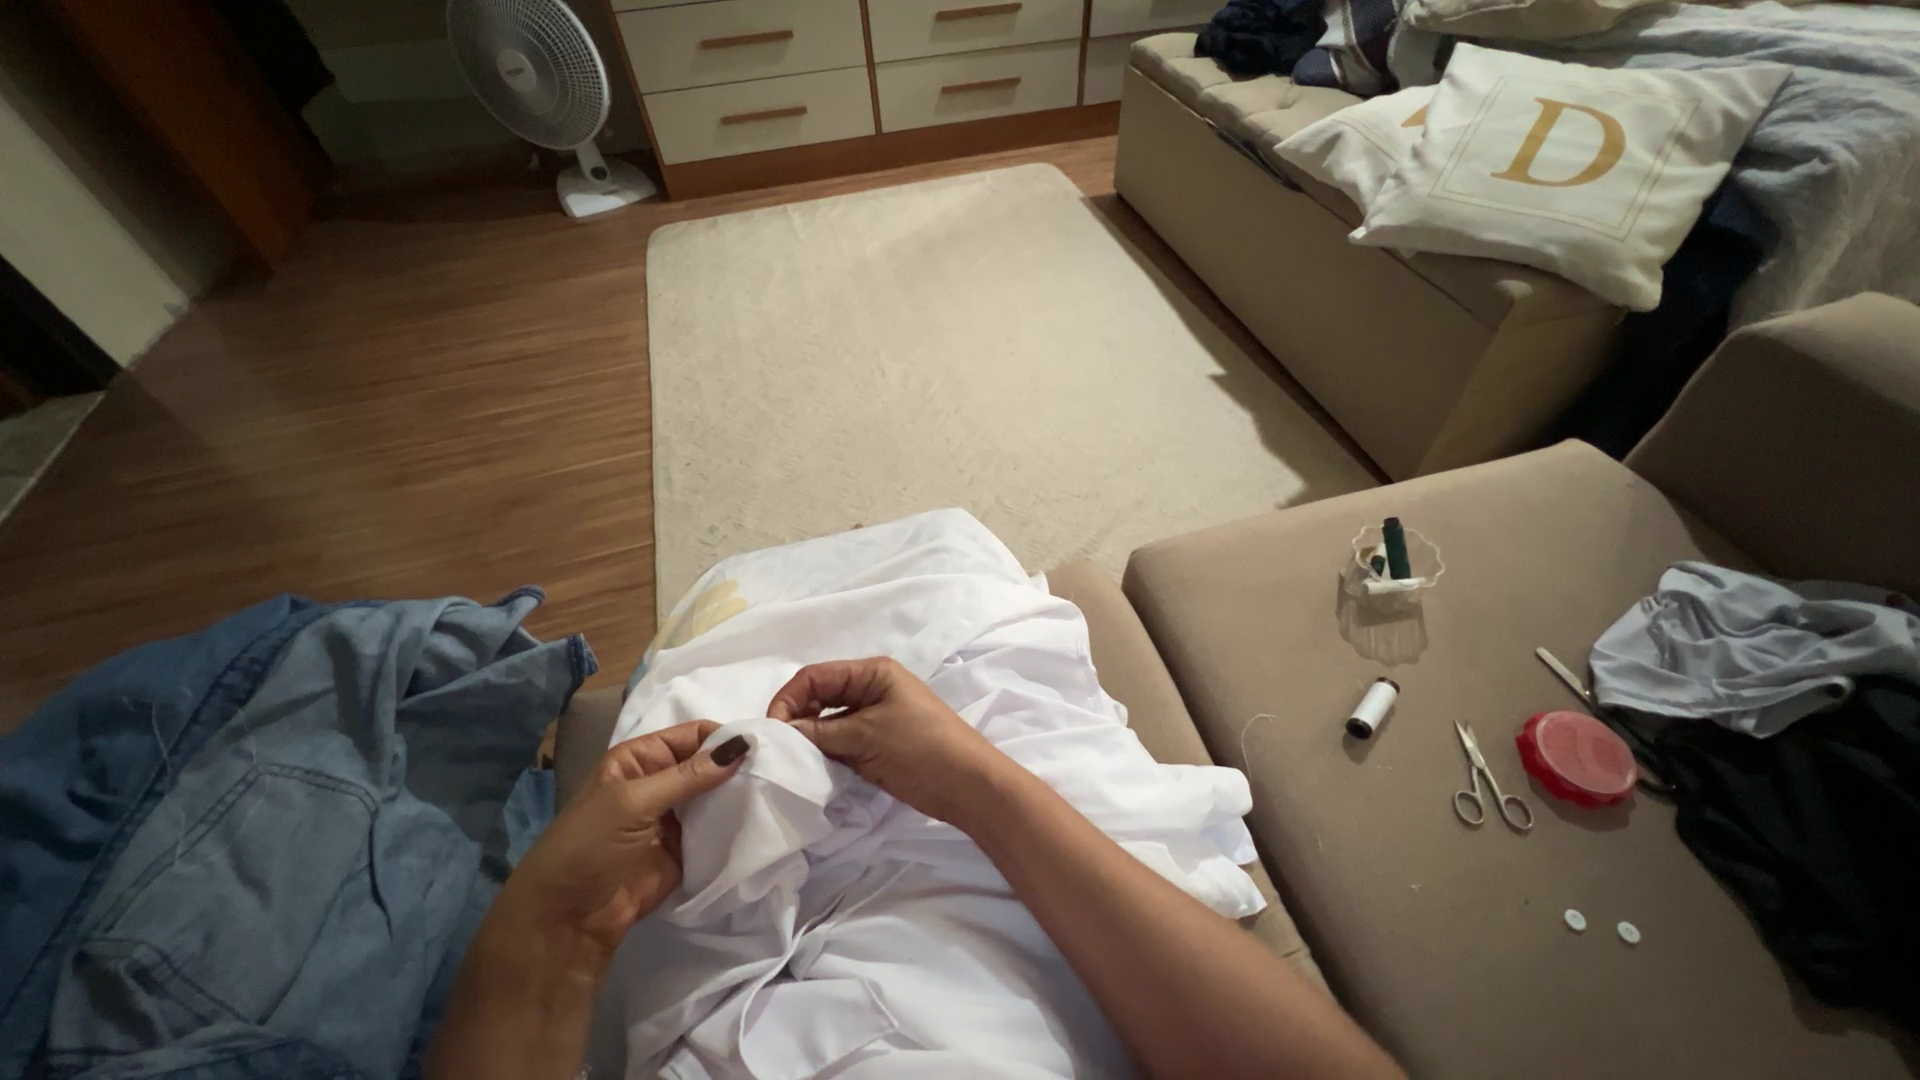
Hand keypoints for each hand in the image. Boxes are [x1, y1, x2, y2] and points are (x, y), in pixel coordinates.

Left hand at [491, 722, 751, 958]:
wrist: (568, 919)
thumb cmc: (589, 845)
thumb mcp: (634, 802)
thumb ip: (689, 776)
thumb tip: (742, 746)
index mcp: (641, 759)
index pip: (692, 735)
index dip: (723, 738)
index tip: (760, 747)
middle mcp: (661, 782)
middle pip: (709, 764)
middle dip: (736, 766)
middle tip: (775, 771)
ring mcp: (675, 816)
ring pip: (717, 796)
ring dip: (739, 795)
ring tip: (773, 793)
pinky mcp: (687, 848)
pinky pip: (717, 829)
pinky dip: (735, 825)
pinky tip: (760, 820)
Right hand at [768, 657, 1007, 825]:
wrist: (966, 785)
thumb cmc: (921, 747)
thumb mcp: (866, 735)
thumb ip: (819, 732)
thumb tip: (778, 733)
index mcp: (872, 673)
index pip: (815, 676)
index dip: (789, 698)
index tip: (770, 730)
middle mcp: (870, 689)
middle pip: (819, 696)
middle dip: (796, 718)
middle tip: (775, 748)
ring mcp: (874, 718)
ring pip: (827, 723)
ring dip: (809, 739)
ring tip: (789, 760)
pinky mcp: (875, 745)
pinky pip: (840, 743)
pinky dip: (824, 754)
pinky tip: (810, 769)